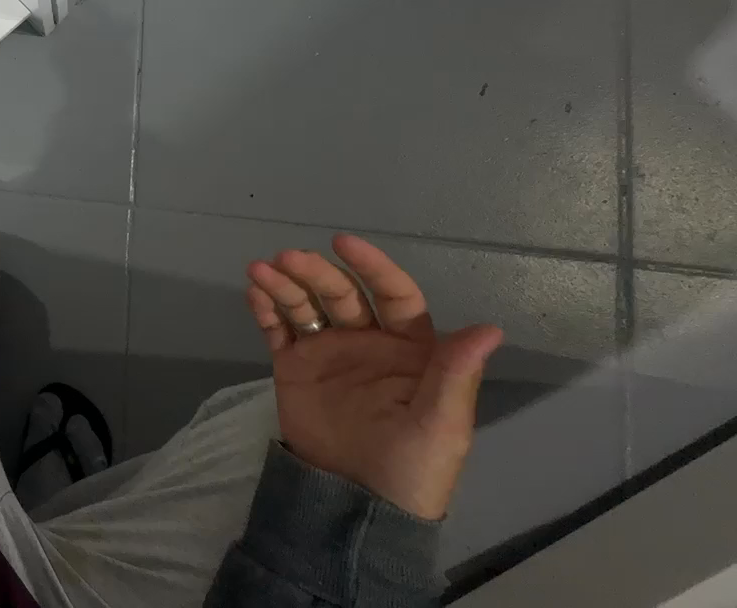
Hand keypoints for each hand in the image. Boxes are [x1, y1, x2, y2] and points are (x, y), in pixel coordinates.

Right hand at [245, 234, 503, 520]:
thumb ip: (455, 375)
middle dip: (314, 272)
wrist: (354, 498)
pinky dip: (265, 308)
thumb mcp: (441, 425)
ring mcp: (326, 351)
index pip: (393, 296)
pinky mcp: (292, 365)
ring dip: (283, 284)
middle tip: (286, 259)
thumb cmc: (410, 464)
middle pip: (340, 294)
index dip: (372, 267)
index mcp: (409, 350)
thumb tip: (489, 328)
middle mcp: (366, 342)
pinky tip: (253, 293)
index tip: (343, 243)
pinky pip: (277, 329)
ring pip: (304, 305)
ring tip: (259, 271)